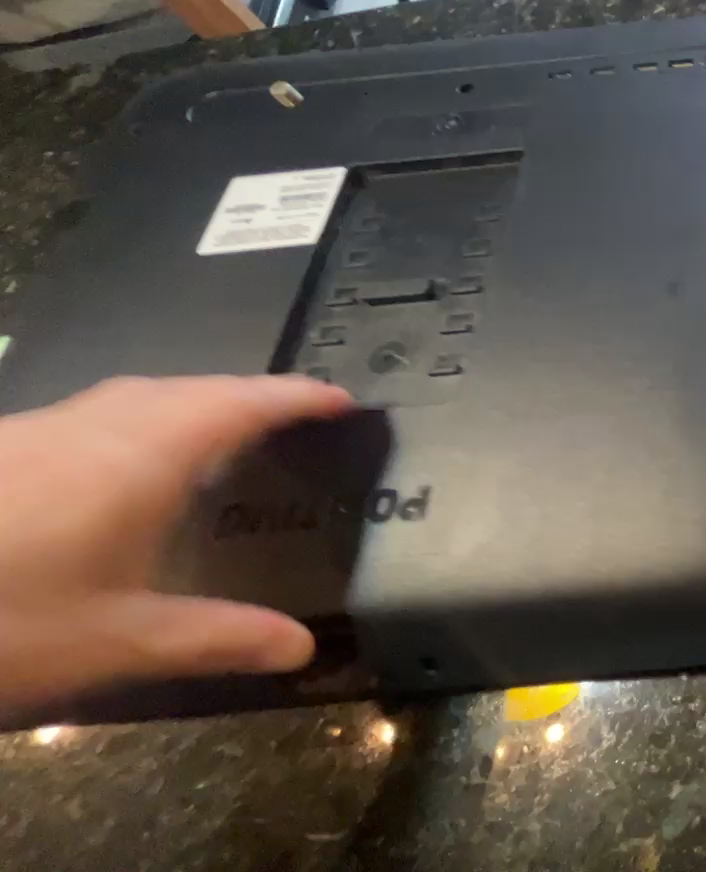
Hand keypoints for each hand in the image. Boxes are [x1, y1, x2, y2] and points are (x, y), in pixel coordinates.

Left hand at [0, 375, 353, 708]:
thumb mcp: (107, 643)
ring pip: (125, 399)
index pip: (242, 402)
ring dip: (185, 405)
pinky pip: (80, 421)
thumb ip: (214, 637)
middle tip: (290, 417)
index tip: (344, 400)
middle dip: (247, 393)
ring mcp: (24, 439)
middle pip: (186, 388)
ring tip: (216, 434)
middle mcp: (87, 430)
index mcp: (139, 458)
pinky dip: (129, 426)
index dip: (299, 396)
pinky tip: (114, 470)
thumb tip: (303, 647)